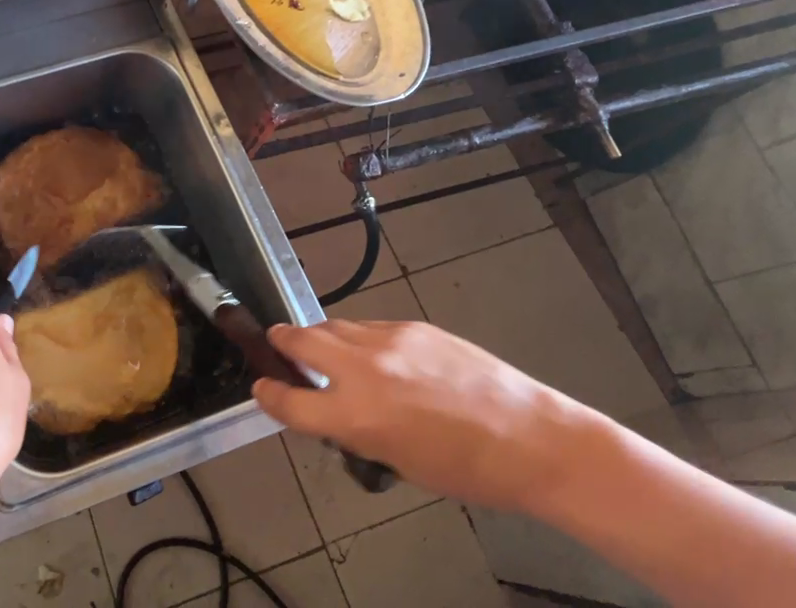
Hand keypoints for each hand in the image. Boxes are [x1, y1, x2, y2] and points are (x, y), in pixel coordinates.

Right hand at [252, 320, 602, 512]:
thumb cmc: (467, 470)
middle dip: (282, 342)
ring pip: (335, 326)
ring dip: (322, 337)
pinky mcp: (413, 326)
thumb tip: (331, 409)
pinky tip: (376, 355)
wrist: (534, 439)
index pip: (289, 400)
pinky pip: (370, 326)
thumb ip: (353, 429)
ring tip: (326, 350)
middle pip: (299, 339)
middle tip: (279, 346)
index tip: (262, 387)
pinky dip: (360, 338)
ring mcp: (388, 340)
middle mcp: (362, 370)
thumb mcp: (397, 462)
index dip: (269, 394)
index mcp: (355, 416)